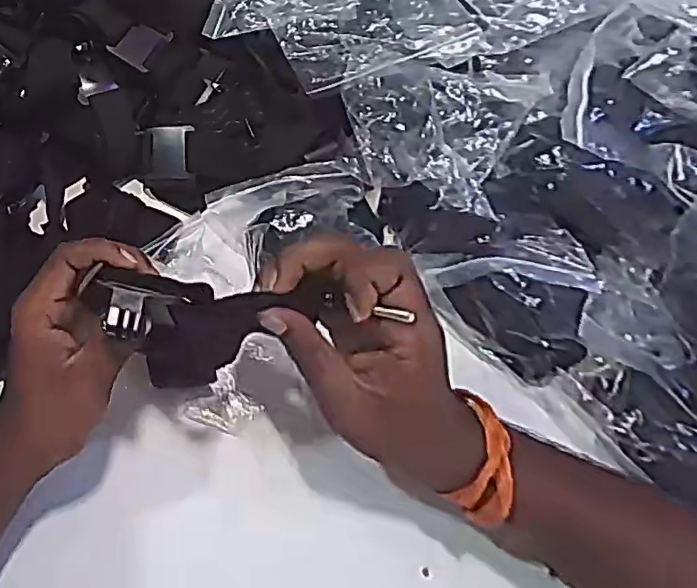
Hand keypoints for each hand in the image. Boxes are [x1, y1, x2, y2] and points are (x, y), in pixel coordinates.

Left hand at [0, 238, 153, 477]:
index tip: (132, 260)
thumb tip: (137, 312)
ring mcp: (52, 316)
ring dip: (115, 278)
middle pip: (78, 262)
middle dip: (114, 260)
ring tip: (144, 284)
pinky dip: (112, 299)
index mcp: (38, 307)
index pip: (68, 257)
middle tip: (145, 270)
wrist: (28, 444)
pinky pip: (89, 301)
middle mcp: (41, 305)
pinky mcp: (63, 328)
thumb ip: (116, 336)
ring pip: (85, 280)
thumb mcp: (90, 375)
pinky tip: (132, 307)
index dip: (103, 251)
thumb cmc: (45, 416)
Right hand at [257, 237, 485, 494]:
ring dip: (297, 265)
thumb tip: (271, 313)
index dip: (356, 276)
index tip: (342, 312)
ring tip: (273, 289)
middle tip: (276, 283)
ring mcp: (368, 301)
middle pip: (349, 250)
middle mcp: (389, 301)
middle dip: (307, 258)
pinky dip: (296, 279)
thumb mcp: (349, 401)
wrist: (426, 447)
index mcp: (408, 320)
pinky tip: (281, 297)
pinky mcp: (348, 306)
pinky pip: (320, 276)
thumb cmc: (400, 430)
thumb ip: (309, 352)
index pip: (385, 266)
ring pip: (330, 256)